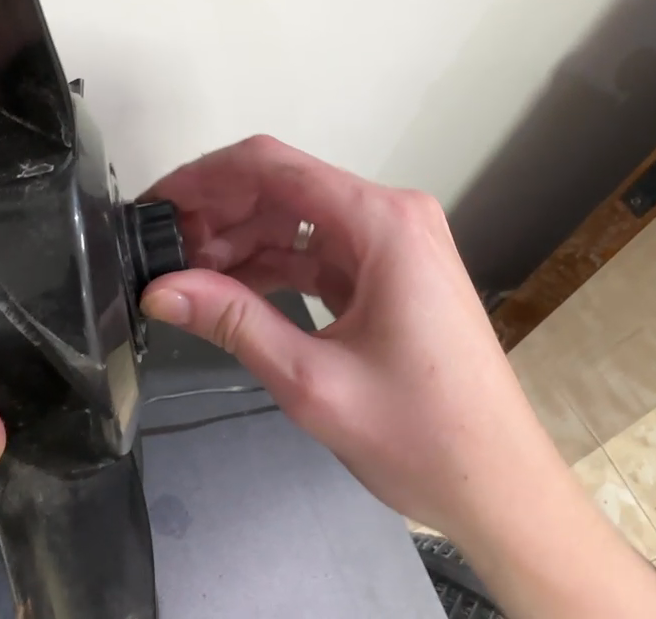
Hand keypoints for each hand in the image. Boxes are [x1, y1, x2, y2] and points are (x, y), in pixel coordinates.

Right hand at [138, 135, 529, 534]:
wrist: (502, 488)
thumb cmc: (421, 437)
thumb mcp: (313, 381)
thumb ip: (233, 322)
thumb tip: (159, 289)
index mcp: (382, 222)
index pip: (273, 167)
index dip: (205, 178)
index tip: (154, 206)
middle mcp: (391, 215)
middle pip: (284, 188)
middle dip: (217, 213)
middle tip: (161, 253)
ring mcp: (394, 243)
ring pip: (297, 219)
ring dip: (241, 242)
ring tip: (187, 279)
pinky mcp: (389, 272)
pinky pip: (318, 252)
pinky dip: (272, 267)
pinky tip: (231, 292)